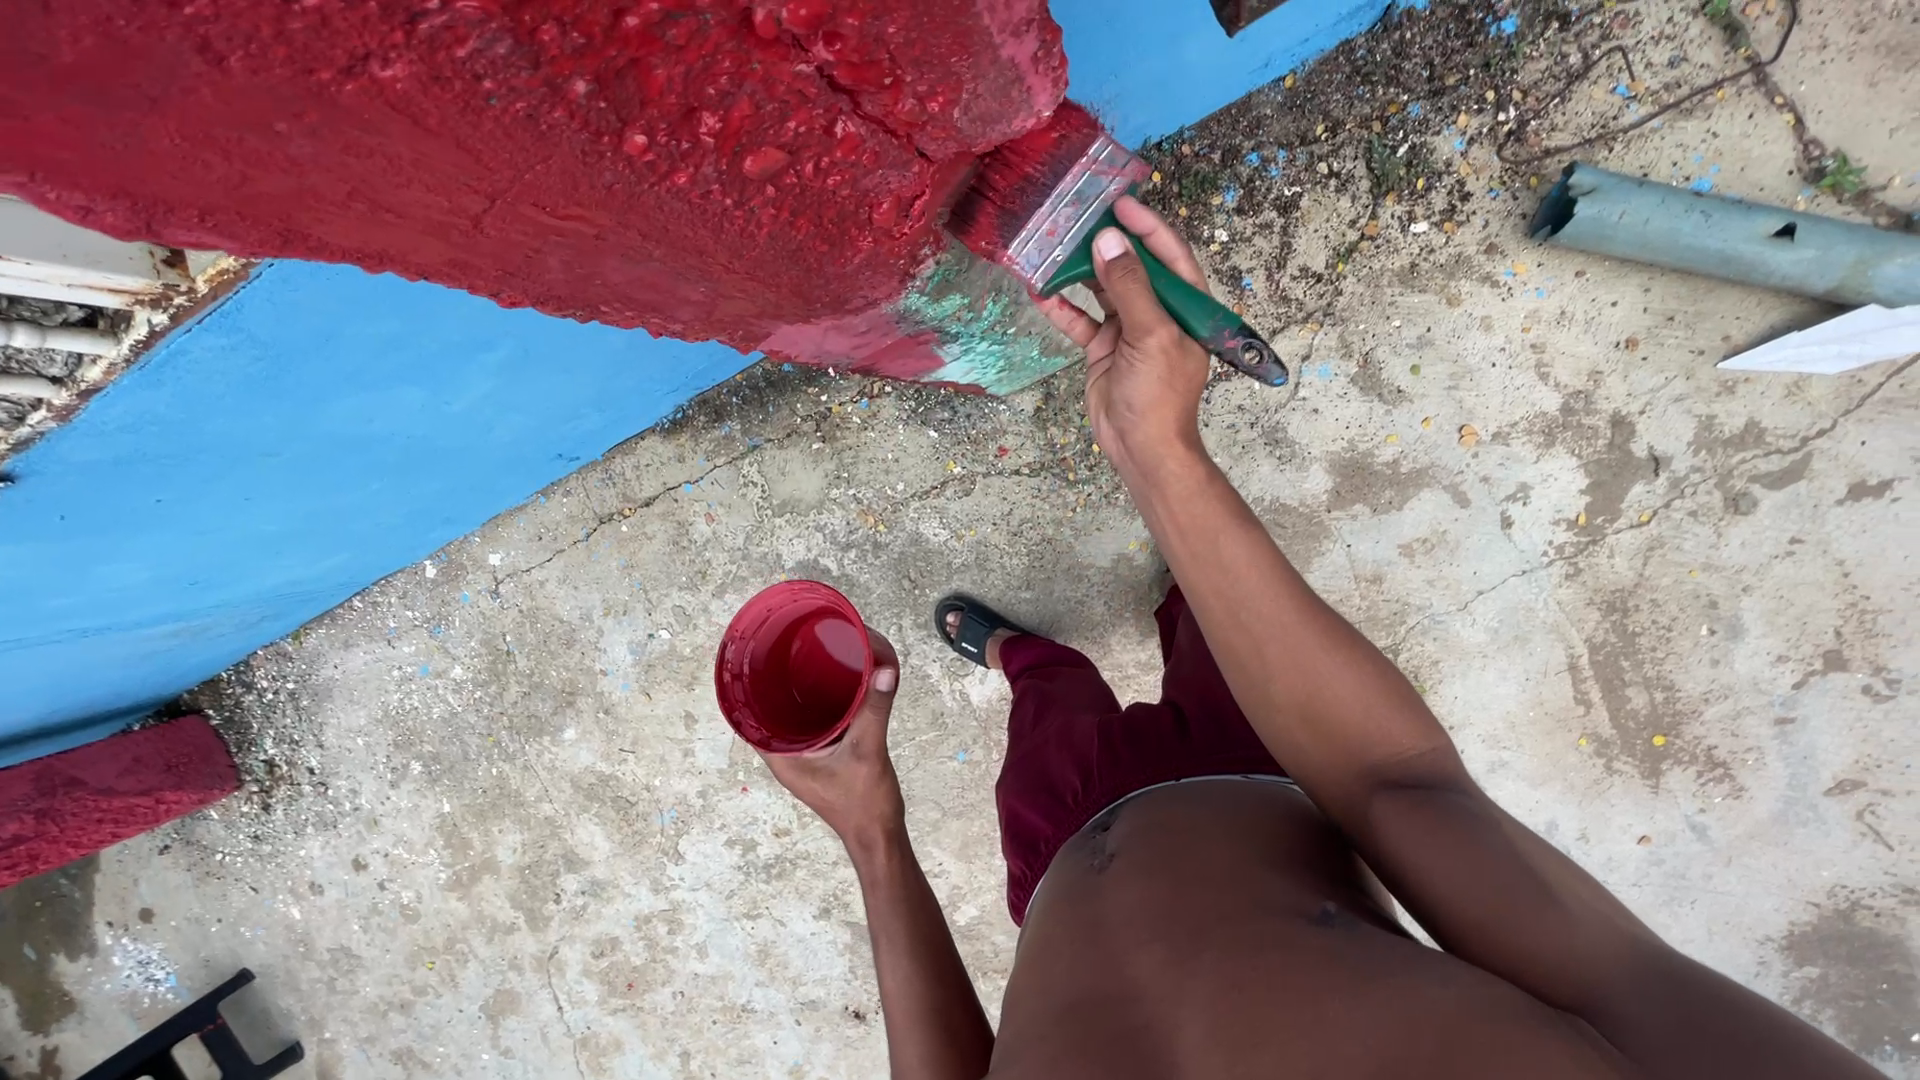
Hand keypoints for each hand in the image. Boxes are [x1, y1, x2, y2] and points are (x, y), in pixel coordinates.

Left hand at [758, 628, 905, 852]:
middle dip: (781, 681)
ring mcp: (807, 757)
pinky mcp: (825, 756)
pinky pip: (817, 723)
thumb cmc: (864, 803)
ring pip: (797, 717)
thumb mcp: (868, 751)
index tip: (760, 655)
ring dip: (804, 692)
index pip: (751, 717)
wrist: (881, 837)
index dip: (752, 686)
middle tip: (792, 647)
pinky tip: (839, 685)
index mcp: (783, 756)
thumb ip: (874, 709)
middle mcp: (788, 755)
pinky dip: (824, 704)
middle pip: (773, 712)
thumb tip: (883, 669)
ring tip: (814, 658)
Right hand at [1038, 195, 1212, 475]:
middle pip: (1132, 268)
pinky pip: (1082, 322)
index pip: (1169, 255)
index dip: (1147, 227)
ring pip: (1103, 292)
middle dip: (1107, 245)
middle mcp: (1158, 312)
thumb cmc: (1158, 394)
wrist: (1141, 447)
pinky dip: (1063, 309)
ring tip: (1054, 248)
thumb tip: (1109, 241)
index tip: (1119, 203)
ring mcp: (1128, 331)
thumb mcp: (1150, 335)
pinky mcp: (1103, 349)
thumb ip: (1129, 287)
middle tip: (1076, 220)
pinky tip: (1041, 294)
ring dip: (1080, 273)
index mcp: (1185, 306)